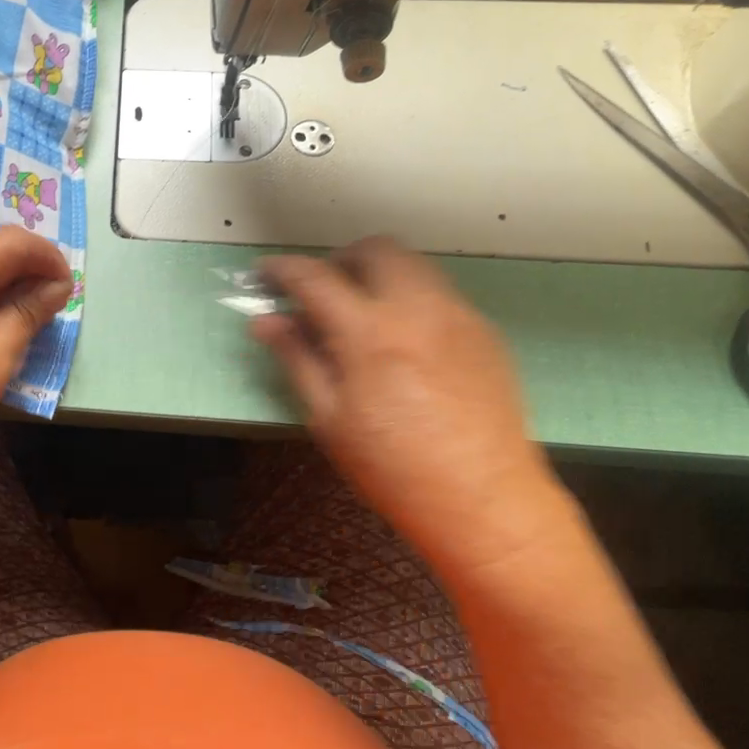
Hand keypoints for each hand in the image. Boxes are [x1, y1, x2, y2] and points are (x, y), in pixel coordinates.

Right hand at [251, 239, 561, 556]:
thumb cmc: (392, 467)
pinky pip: (439, 293)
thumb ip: (297, 358)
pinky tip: (400, 341)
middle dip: (338, 260)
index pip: (315, 278)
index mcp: (370, 333)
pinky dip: (409, 298)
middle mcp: (418, 309)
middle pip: (375, 249)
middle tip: (319, 293)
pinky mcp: (484, 331)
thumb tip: (265, 320)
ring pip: (413, 264)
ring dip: (377, 274)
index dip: (282, 270)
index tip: (263, 275)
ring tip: (359, 314)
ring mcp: (458, 316)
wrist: (484, 500)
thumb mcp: (329, 418)